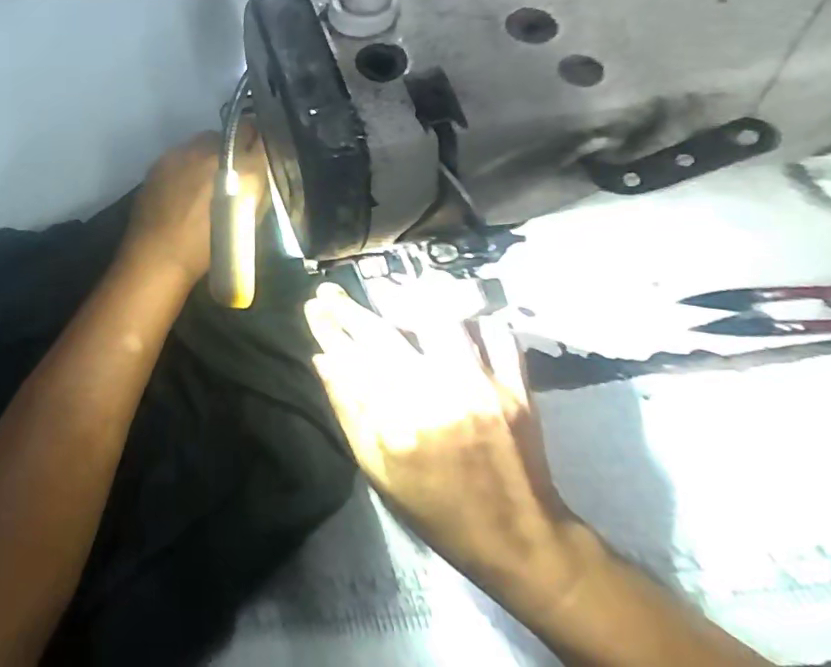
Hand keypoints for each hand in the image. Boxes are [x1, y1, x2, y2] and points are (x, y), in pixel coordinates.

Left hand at [120, 130, 262, 284]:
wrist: (157, 256)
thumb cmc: (207, 248)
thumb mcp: (245, 219)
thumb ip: (254, 190)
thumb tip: (256, 174)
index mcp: (239, 168)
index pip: (257, 139)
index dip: (258, 147)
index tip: (258, 156)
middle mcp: (211, 152)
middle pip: (231, 134)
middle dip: (235, 147)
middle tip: (234, 168)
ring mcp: (183, 153)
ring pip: (205, 139)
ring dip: (211, 152)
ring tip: (207, 175)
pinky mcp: (161, 160)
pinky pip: (182, 151)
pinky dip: (188, 162)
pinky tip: (185, 183)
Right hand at [304, 284, 585, 608]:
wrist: (518, 540)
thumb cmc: (435, 508)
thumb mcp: (377, 470)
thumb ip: (349, 411)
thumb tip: (323, 359)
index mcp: (399, 423)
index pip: (351, 359)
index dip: (328, 327)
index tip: (312, 305)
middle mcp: (437, 396)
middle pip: (384, 336)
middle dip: (350, 309)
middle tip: (330, 290)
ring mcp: (480, 388)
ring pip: (439, 320)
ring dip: (407, 300)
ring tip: (386, 291)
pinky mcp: (515, 389)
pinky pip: (495, 335)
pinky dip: (473, 316)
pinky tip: (453, 309)